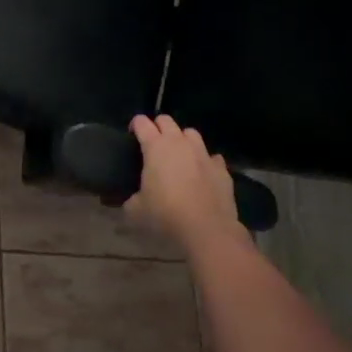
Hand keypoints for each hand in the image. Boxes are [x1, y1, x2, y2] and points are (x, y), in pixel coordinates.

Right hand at [123, 115, 246, 251]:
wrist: (208, 231)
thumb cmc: (166, 215)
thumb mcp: (136, 210)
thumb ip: (130, 199)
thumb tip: (130, 201)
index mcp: (155, 147)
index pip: (141, 122)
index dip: (135, 126)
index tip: (132, 136)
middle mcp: (179, 143)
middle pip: (166, 120)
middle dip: (158, 127)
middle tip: (154, 145)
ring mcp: (203, 154)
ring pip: (191, 133)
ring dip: (183, 140)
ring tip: (179, 156)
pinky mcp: (222, 170)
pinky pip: (212, 157)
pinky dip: (205, 161)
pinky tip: (202, 174)